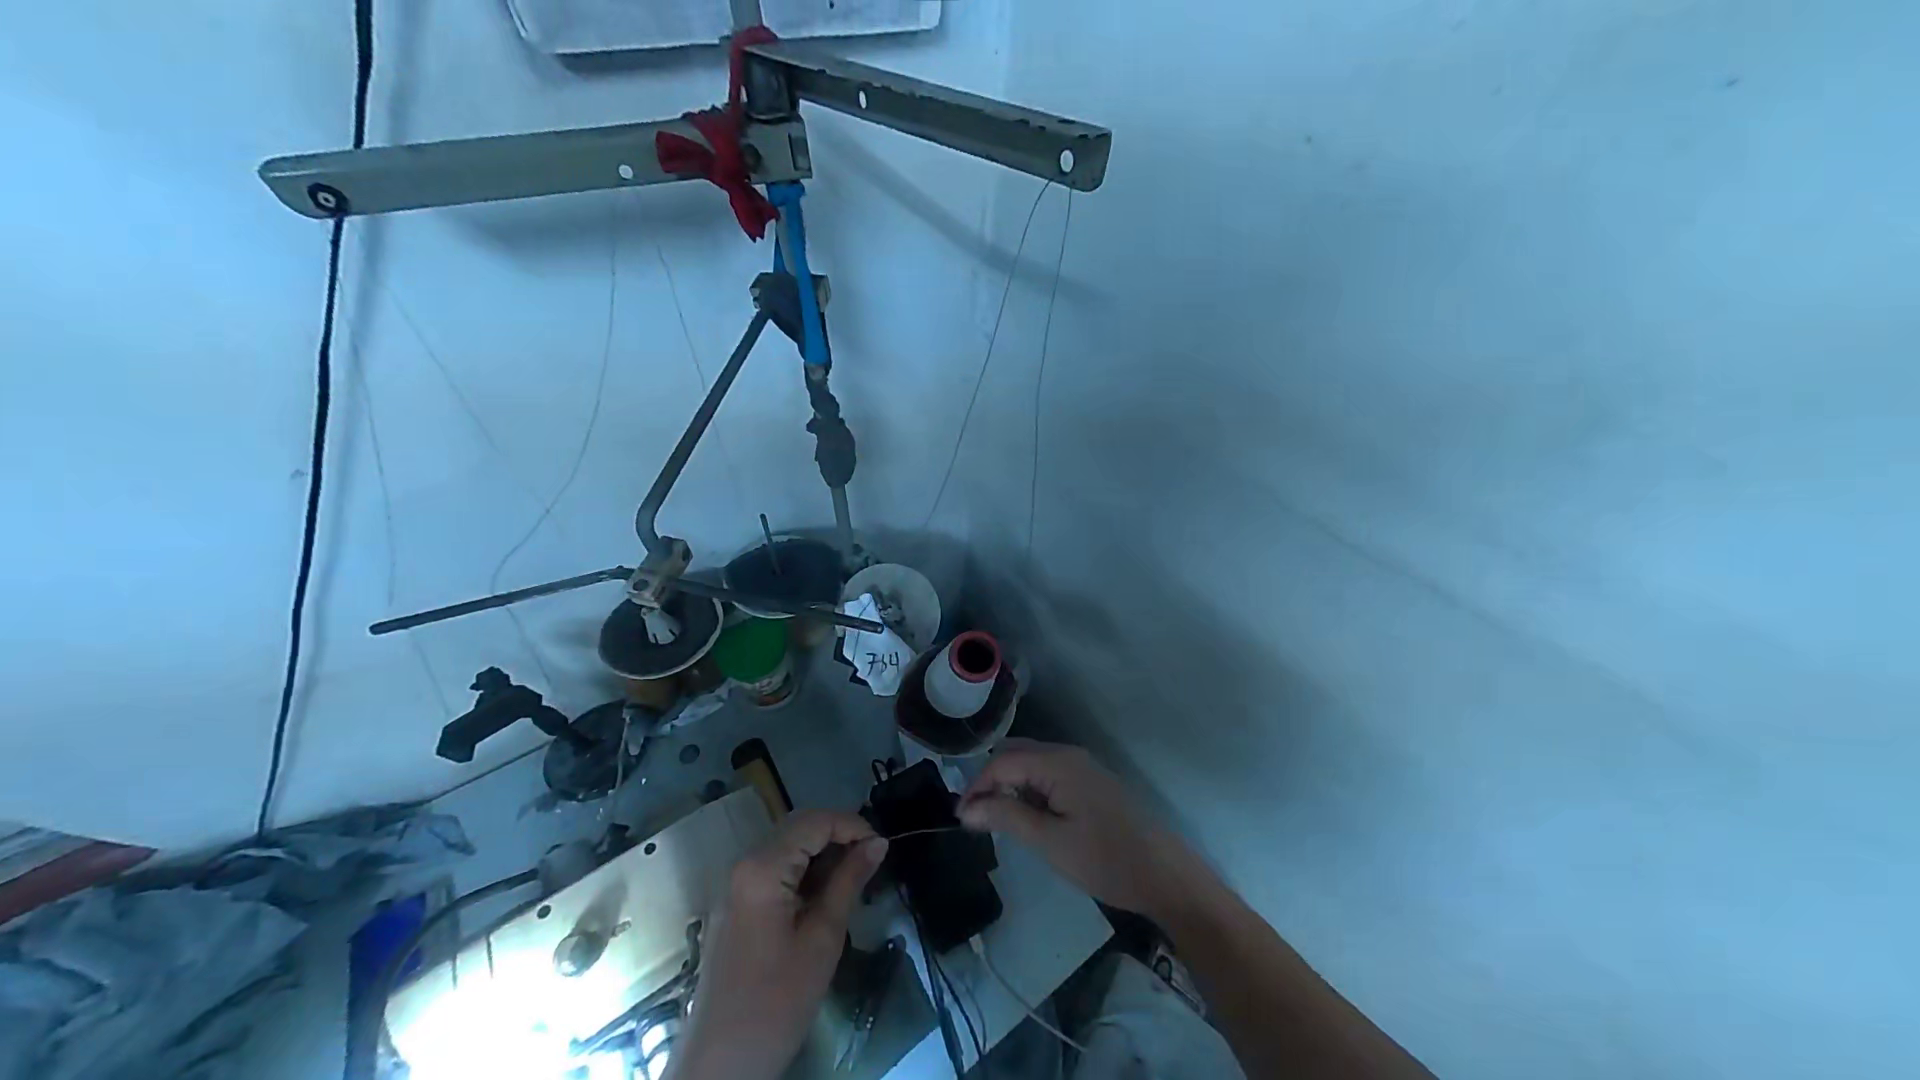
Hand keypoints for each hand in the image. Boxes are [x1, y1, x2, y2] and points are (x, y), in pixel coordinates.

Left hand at [666, 811, 889, 1079]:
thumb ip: (849, 881)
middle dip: (837, 834)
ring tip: (854, 876)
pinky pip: (772, 869)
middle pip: (796, 827)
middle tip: (871, 859)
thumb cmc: (777, 1002)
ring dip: (821, 852)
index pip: (813, 822)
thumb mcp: (823, 938)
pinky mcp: (733, 906)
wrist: (720, 1064)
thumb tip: (877, 842)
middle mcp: (742, 865)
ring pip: (785, 846)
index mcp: (761, 868)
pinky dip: (802, 870)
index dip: (852, 825)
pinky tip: (824, 893)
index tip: (882, 846)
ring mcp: (733, 886)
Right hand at [958, 738, 1207, 921]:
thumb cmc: (1104, 859)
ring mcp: (1083, 767)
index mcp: (1057, 762)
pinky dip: (1030, 790)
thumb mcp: (1049, 841)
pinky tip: (1028, 818)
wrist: (1164, 875)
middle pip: (1015, 754)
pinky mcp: (1091, 783)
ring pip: (1032, 763)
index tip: (960, 818)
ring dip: (1010, 786)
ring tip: (998, 820)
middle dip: (991, 781)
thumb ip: (1005, 817)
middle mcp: (1069, 754)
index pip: (1002, 762)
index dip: (976, 786)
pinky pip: (1049, 775)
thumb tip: (966, 808)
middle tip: (976, 817)